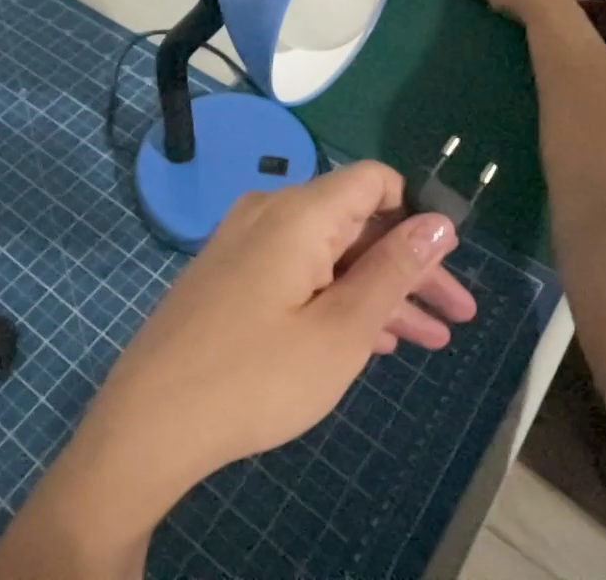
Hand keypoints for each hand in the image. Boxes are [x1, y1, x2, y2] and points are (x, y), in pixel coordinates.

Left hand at [97, 162, 473, 473]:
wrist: (149, 423)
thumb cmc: (255, 378)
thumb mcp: (341, 330)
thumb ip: (393, 270)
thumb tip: (439, 222)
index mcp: (299, 213)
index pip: (374, 180)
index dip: (417, 214)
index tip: (449, 263)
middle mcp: (269, 214)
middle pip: (356, 221)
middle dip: (410, 266)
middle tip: (456, 316)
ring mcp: (244, 246)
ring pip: (329, 254)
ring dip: (379, 291)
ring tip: (430, 339)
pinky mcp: (229, 278)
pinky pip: (298, 273)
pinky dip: (337, 299)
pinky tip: (372, 340)